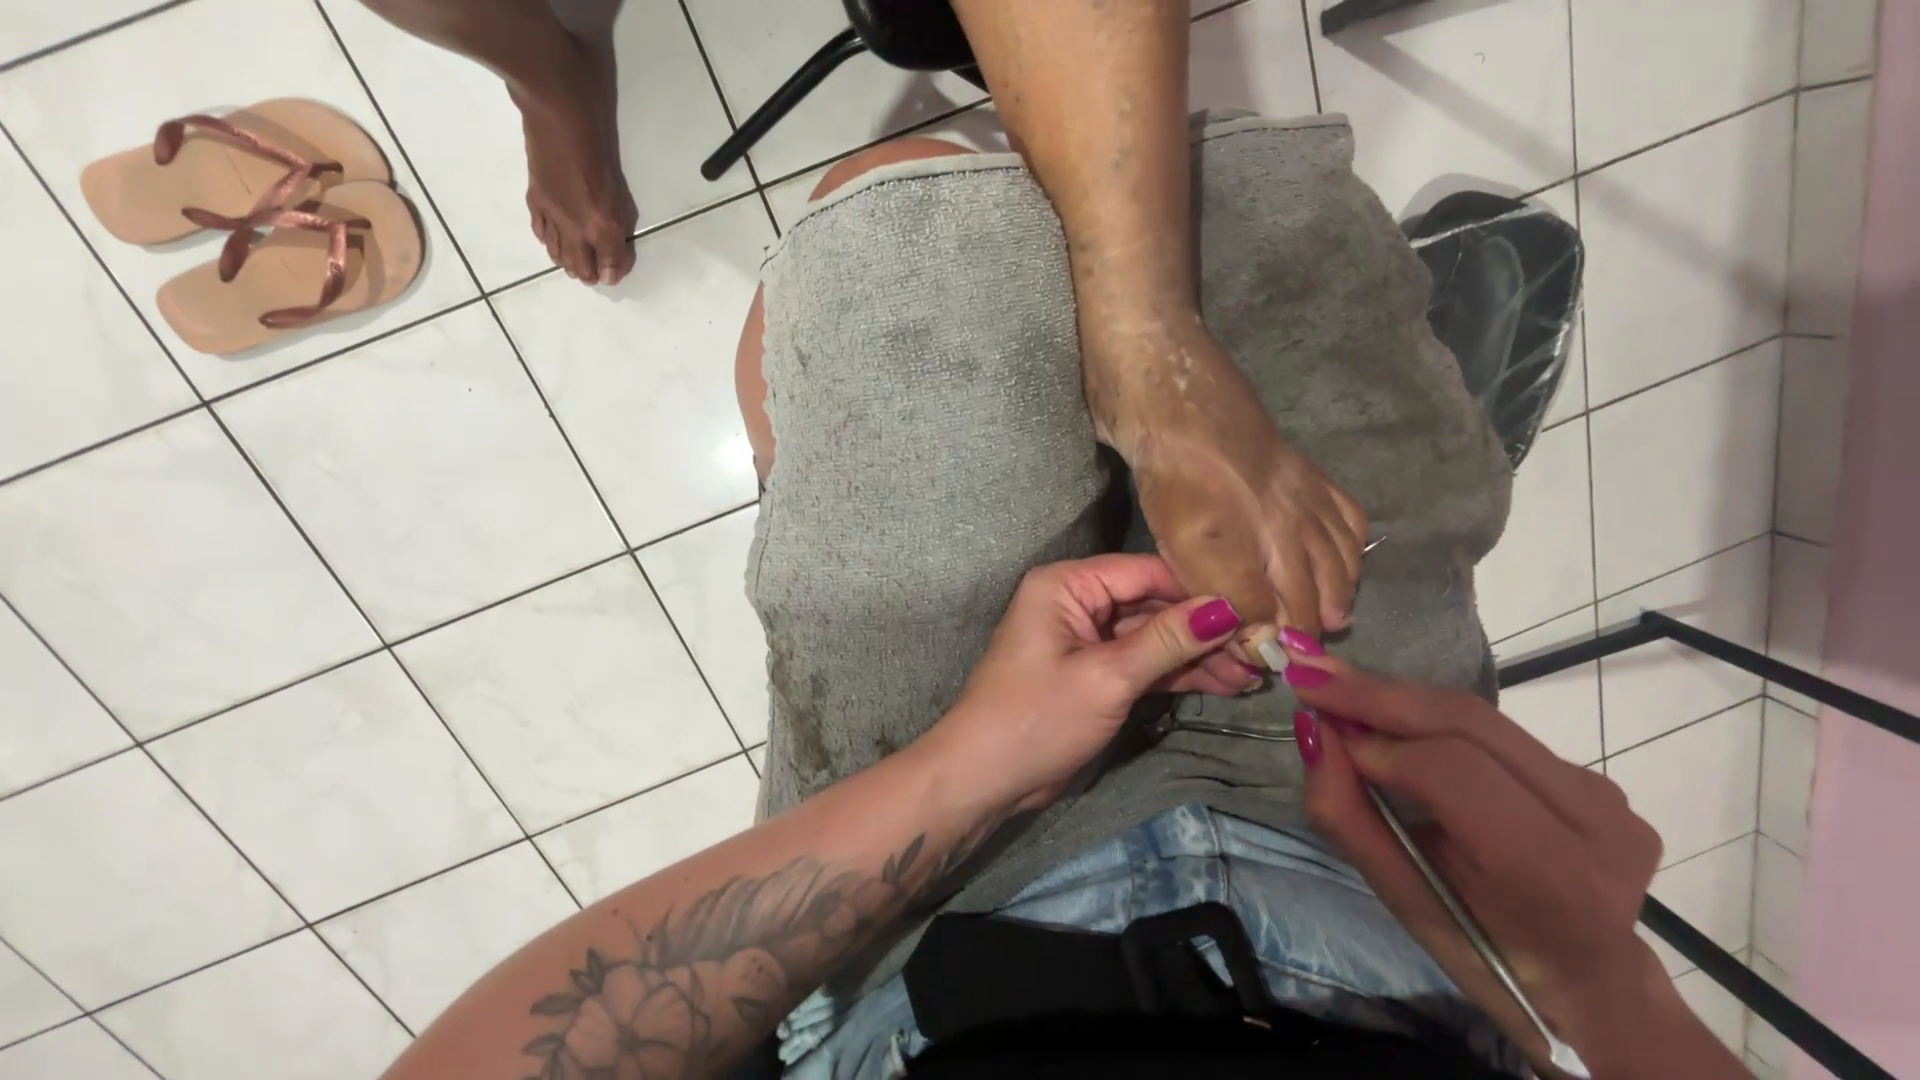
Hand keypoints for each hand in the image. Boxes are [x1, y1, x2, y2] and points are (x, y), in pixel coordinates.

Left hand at [935, 554, 1255, 811]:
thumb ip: (1167, 640)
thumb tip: (1228, 608)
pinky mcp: (1095, 674)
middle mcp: (1076, 602)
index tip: (1257, 606)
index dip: (1200, 589)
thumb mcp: (1108, 676)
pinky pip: (1143, 664)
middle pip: (1153, 605)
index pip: (1146, 572)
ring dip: (1199, 656)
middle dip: (1205, 629)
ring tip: (1253, 675)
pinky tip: (1224, 684)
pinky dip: (1178, 675)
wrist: (985, 778)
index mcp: (1068, 585)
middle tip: (1263, 650)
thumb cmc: (1037, 717)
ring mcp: (1086, 640)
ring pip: (1153, 637)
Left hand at [1098, 331, 1367, 647]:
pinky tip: (1343, 555)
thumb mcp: (1179, 540)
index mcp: (1260, 547)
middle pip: (1313, 591)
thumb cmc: (1164, 471)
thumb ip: (1221, 591)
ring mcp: (1303, 492)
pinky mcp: (1303, 467)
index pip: (1279, 613)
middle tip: (1303, 651)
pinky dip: (1350, 545)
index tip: (1270, 667)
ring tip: (1329, 615)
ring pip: (1337, 558)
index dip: (1275, 644)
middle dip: (1308, 627)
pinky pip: (1345, 514)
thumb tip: (1260, 638)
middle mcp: (1293, 524)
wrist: (1170, 389)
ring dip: (1336, 593)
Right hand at [1281, 642, 1673, 1071]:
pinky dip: (1431, 718)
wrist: (1587, 984)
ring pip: (1479, 717)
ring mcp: (1604, 793)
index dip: (1377, 741)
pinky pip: (1496, 731)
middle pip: (1467, 723)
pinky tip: (1389, 718)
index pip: (1451, 770)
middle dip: (1377, 692)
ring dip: (1399, 698)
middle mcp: (1593, 818)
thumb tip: (1312, 731)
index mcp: (1550, 871)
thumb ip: (1348, 816)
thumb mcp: (1401, 898)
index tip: (1314, 722)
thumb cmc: (1481, 952)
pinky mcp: (1599, 777)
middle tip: (1307, 671)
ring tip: (1334, 684)